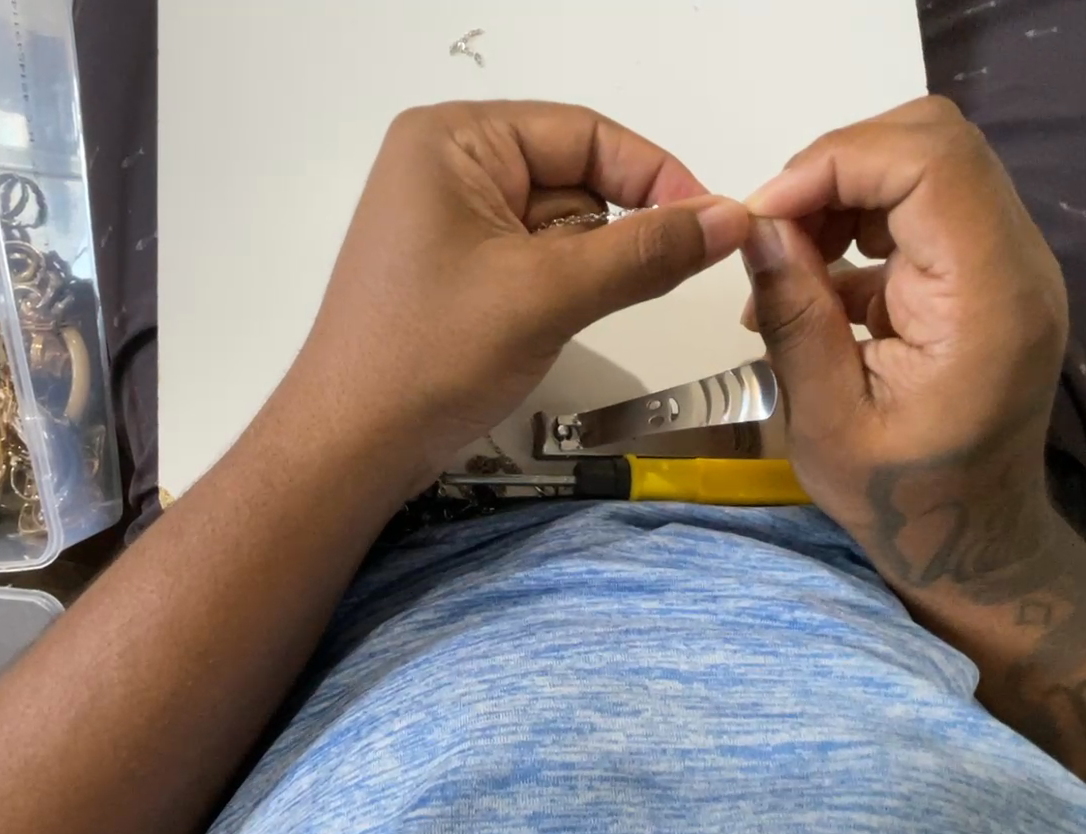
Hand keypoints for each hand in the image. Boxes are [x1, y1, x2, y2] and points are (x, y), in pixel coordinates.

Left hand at [268, 101, 749, 492]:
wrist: (354, 447)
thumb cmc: (428, 358)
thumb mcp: (546, 294)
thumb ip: (643, 252)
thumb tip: (731, 219)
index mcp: (453, 141)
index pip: (584, 133)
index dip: (655, 175)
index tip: (715, 222)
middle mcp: (448, 172)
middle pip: (573, 181)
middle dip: (613, 234)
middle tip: (645, 281)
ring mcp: (450, 230)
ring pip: (557, 233)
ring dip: (584, 273)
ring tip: (557, 318)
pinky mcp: (456, 279)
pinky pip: (531, 269)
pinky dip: (559, 294)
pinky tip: (546, 328)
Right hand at [741, 97, 1069, 594]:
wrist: (967, 534)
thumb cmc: (897, 495)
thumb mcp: (824, 419)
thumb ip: (795, 317)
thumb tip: (756, 230)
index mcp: (985, 301)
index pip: (929, 163)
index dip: (834, 164)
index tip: (760, 218)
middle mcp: (1013, 263)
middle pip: (933, 143)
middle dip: (833, 171)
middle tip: (769, 236)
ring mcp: (1004, 265)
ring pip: (923, 168)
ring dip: (838, 199)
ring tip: (782, 270)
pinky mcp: (981, 277)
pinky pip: (918, 214)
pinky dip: (853, 231)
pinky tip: (811, 290)